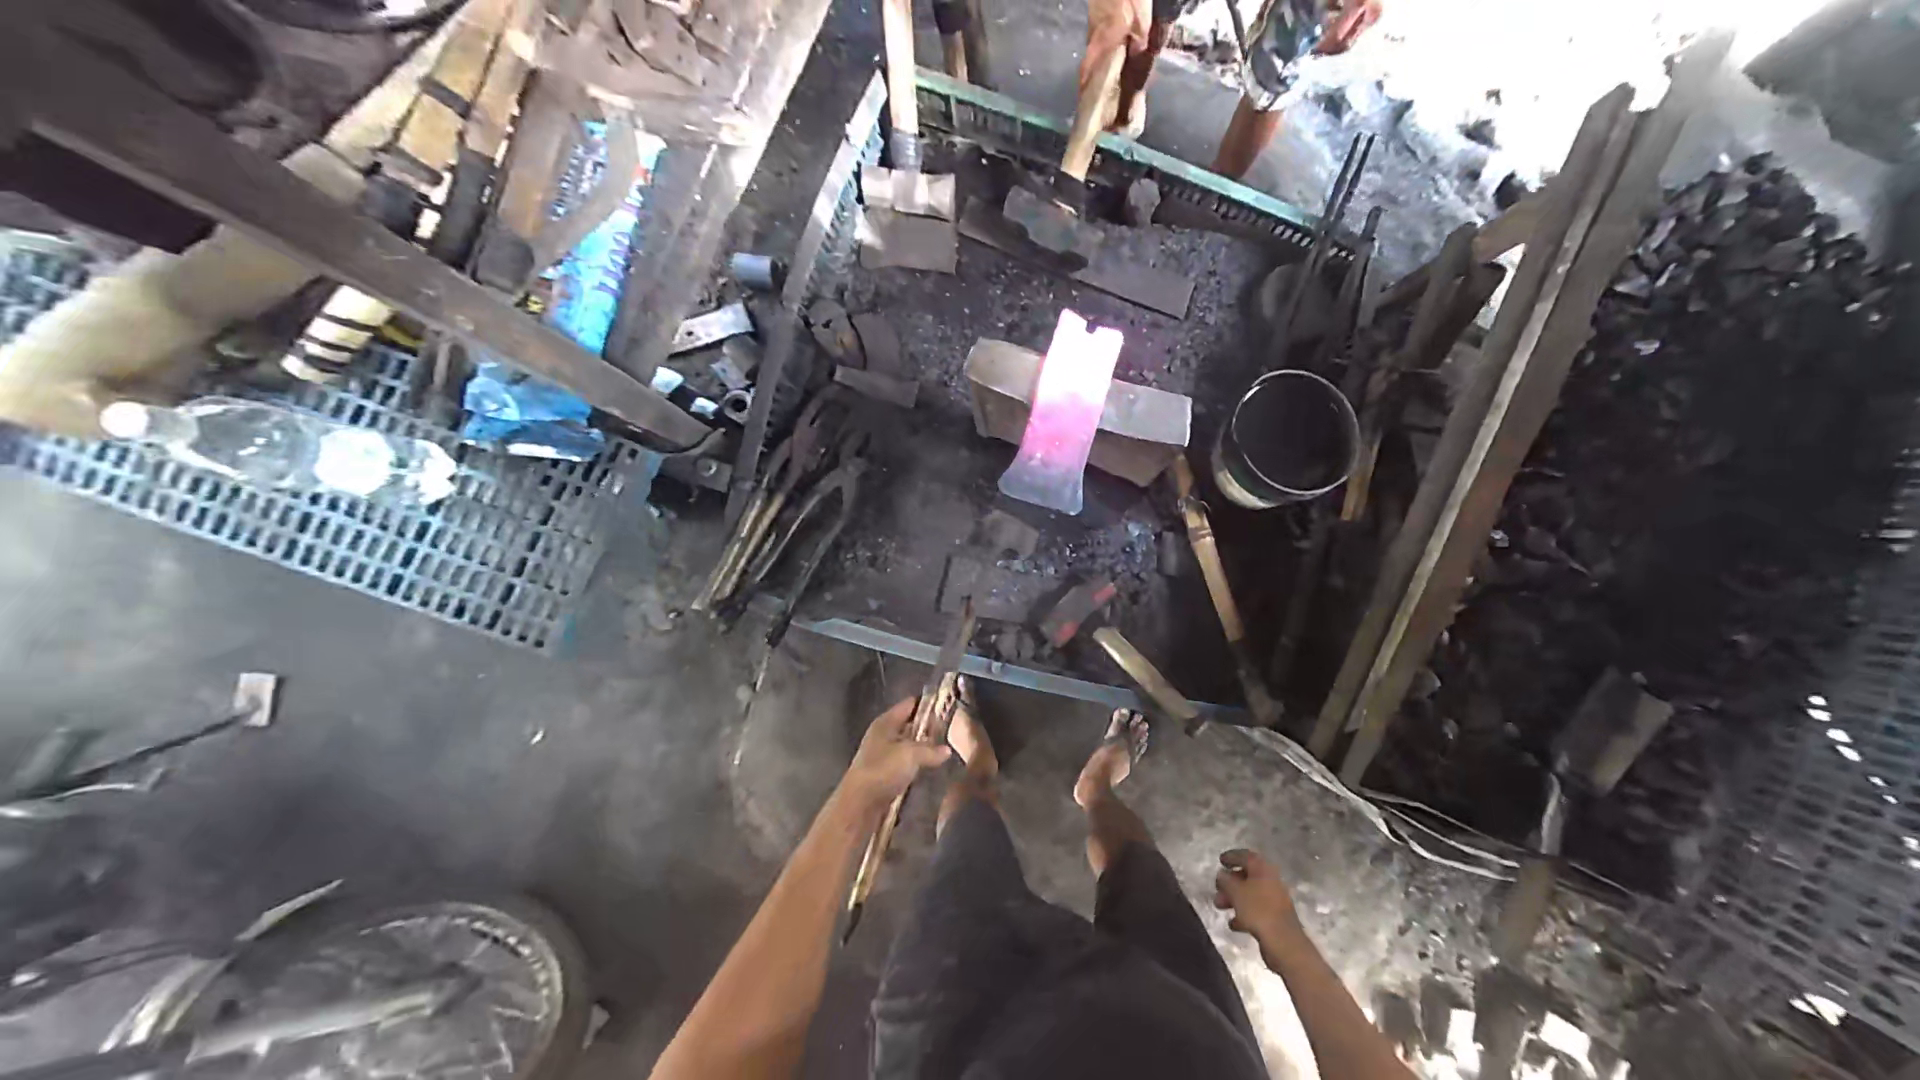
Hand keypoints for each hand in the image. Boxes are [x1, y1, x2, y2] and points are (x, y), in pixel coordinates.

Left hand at [839, 698, 951, 811]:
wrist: (860, 804)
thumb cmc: (883, 770)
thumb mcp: (911, 755)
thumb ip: (931, 750)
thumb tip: (947, 750)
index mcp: (886, 722)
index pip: (909, 704)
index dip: (927, 703)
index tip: (948, 706)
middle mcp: (883, 734)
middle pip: (909, 724)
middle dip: (928, 727)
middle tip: (951, 730)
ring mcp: (882, 754)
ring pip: (908, 744)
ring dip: (923, 747)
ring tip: (945, 749)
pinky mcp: (884, 772)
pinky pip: (905, 761)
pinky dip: (917, 763)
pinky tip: (931, 768)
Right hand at [1213, 849, 1302, 947]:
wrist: (1284, 942)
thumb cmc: (1257, 910)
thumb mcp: (1235, 891)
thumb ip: (1225, 880)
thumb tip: (1222, 875)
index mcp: (1263, 869)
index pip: (1246, 856)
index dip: (1232, 857)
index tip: (1220, 861)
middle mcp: (1271, 881)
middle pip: (1247, 877)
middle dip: (1229, 883)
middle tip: (1217, 889)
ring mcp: (1275, 900)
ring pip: (1250, 894)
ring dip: (1234, 899)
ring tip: (1220, 907)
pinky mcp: (1275, 918)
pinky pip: (1256, 910)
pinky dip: (1244, 914)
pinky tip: (1234, 924)